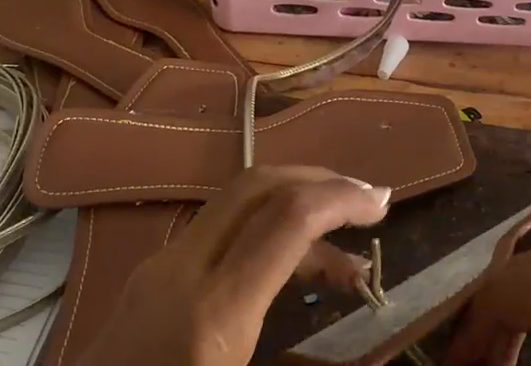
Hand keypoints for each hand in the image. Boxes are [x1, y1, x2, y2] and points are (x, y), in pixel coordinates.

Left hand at [77, 166, 391, 365]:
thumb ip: (300, 355)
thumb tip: (352, 334)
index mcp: (214, 315)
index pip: (286, 218)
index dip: (341, 199)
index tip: (383, 206)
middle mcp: (183, 272)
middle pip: (257, 186)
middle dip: (318, 181)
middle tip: (365, 205)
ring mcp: (158, 269)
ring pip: (232, 206)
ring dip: (289, 210)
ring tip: (340, 260)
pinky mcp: (147, 280)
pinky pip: (212, 234)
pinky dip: (258, 235)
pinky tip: (283, 272)